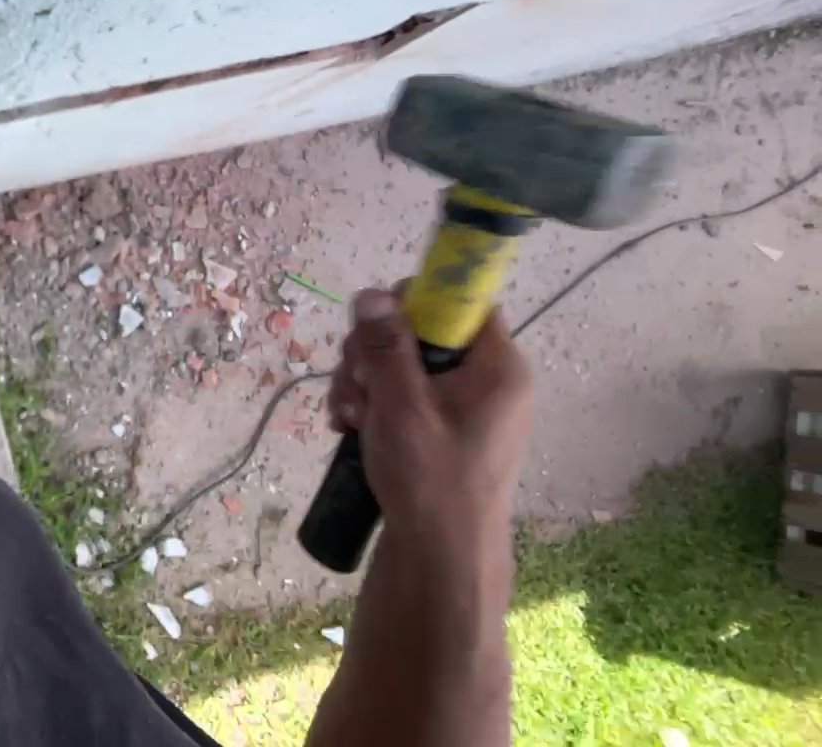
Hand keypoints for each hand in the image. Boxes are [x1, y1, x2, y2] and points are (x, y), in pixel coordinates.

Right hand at [328, 288, 534, 551]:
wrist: (441, 553)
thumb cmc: (430, 477)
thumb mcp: (400, 406)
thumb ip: (386, 347)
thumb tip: (372, 293)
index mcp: (496, 367)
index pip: (460, 301)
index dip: (413, 303)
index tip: (375, 328)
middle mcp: (485, 376)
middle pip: (417, 330)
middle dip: (372, 353)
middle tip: (356, 388)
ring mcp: (463, 400)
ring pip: (399, 360)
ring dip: (362, 381)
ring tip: (350, 417)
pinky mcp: (442, 420)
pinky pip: (400, 388)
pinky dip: (371, 401)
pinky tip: (352, 425)